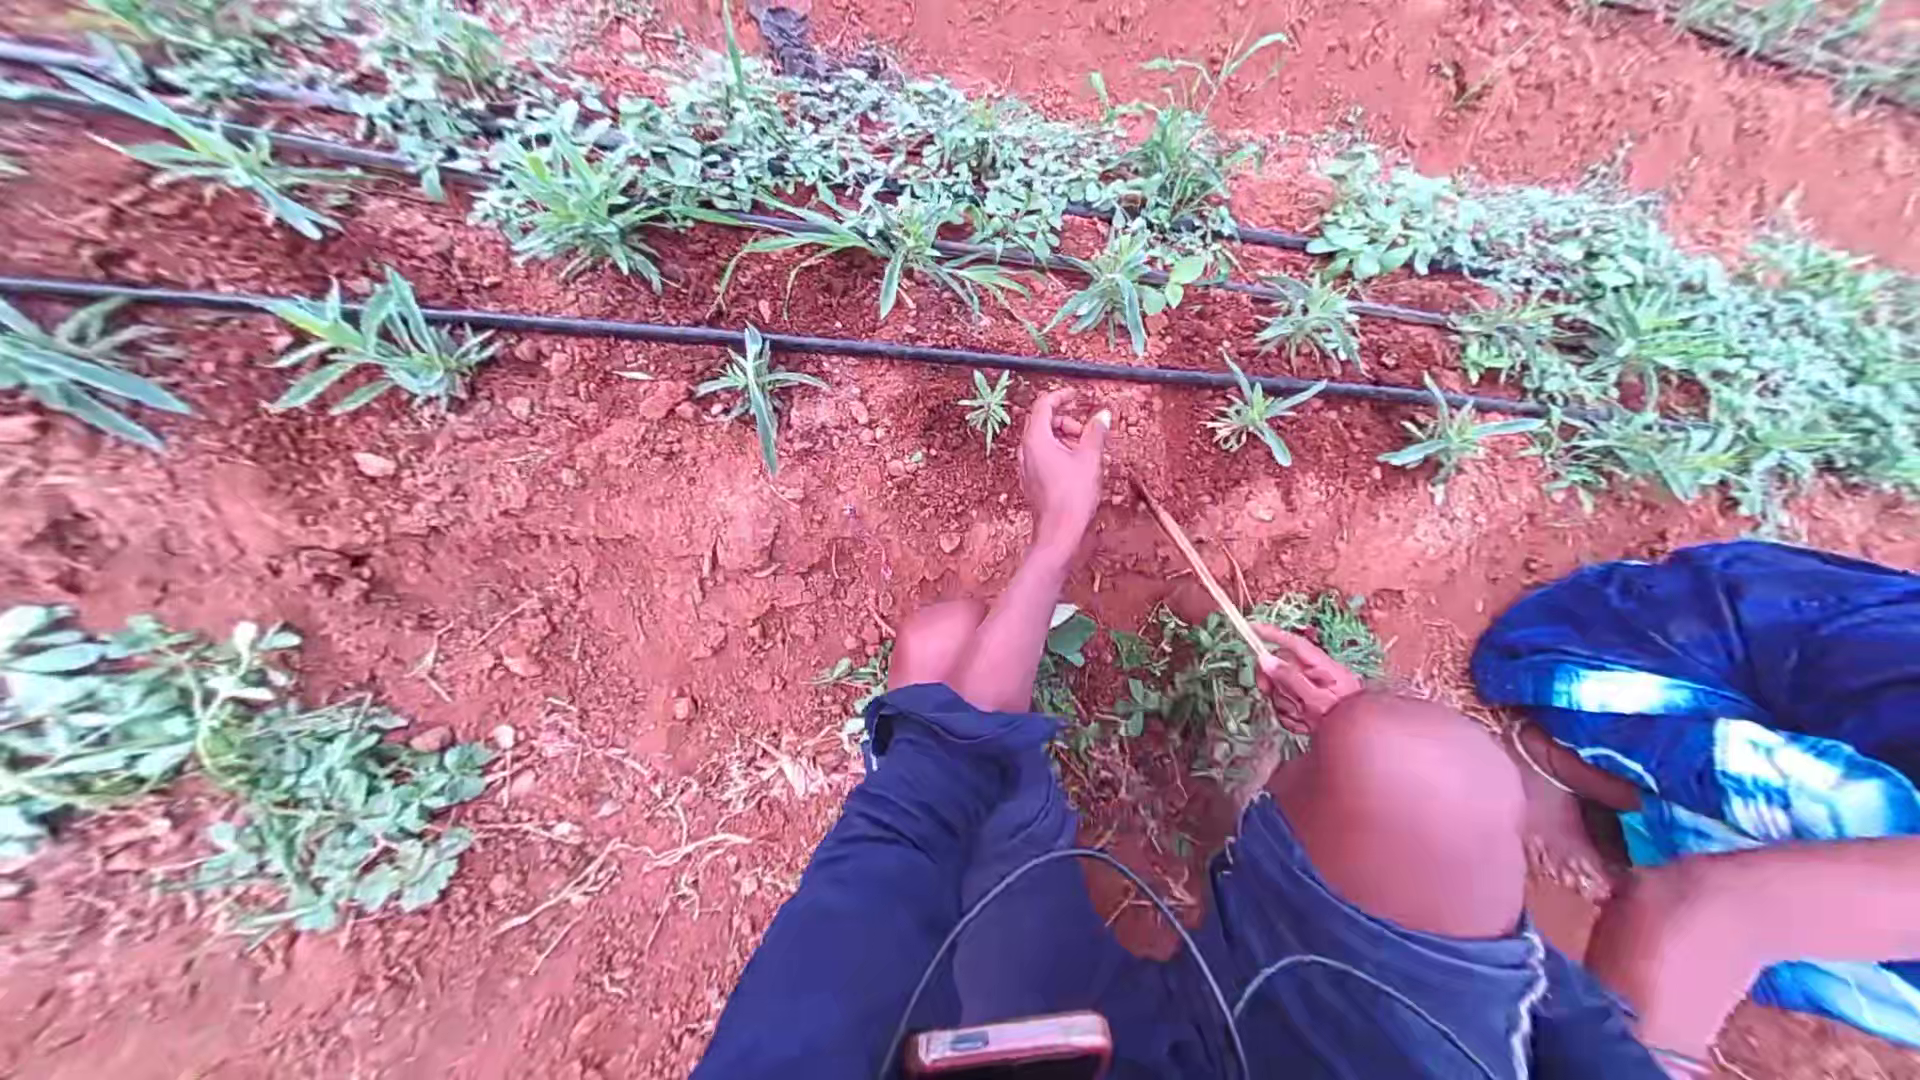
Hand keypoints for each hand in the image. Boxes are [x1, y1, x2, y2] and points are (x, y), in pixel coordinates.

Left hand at [1018, 388, 1110, 558]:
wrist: (1060, 532)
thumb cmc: (1072, 496)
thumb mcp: (1090, 458)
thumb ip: (1096, 432)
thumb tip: (1102, 416)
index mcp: (1035, 440)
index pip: (1043, 405)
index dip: (1061, 396)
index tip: (1075, 395)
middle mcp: (1025, 451)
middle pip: (1043, 423)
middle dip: (1067, 422)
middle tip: (1087, 434)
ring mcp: (1026, 467)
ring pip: (1044, 441)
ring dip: (1065, 439)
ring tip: (1086, 453)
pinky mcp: (1031, 481)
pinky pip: (1043, 458)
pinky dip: (1059, 454)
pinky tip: (1077, 468)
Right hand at [1253, 625, 1362, 734]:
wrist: (1359, 746)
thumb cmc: (1343, 721)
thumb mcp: (1316, 699)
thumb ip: (1290, 678)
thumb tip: (1265, 659)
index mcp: (1324, 667)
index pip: (1294, 643)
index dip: (1272, 634)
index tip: (1252, 628)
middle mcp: (1317, 675)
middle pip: (1281, 666)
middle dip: (1273, 683)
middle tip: (1268, 692)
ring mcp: (1311, 689)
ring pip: (1281, 688)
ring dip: (1284, 704)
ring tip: (1301, 718)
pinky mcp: (1307, 703)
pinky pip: (1286, 704)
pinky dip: (1289, 716)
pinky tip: (1302, 725)